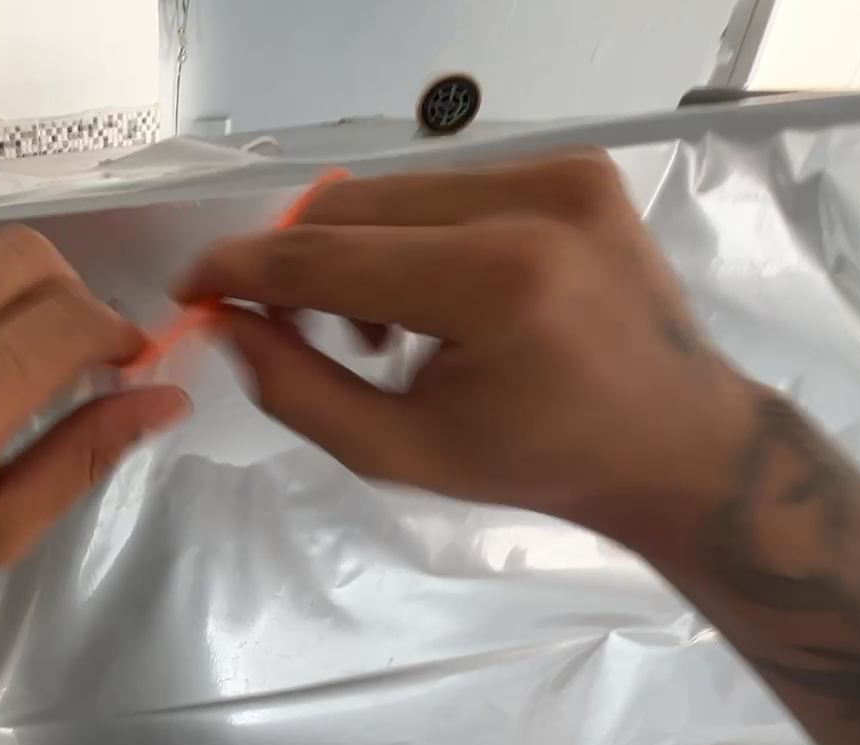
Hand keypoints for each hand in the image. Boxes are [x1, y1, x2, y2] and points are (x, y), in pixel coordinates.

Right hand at [175, 150, 764, 548]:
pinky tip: (416, 302)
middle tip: (284, 332)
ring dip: (342, 258)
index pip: (320, 257)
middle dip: (288, 269)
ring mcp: (558, 172)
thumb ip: (292, 388)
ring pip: (380, 194)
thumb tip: (229, 324)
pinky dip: (393, 242)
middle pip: (342, 208)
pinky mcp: (569, 167)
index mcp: (491, 284)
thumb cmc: (528, 462)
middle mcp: (530, 201)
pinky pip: (429, 192)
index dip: (236, 269)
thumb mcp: (389, 451)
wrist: (670, 438)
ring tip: (371, 334)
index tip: (189, 288)